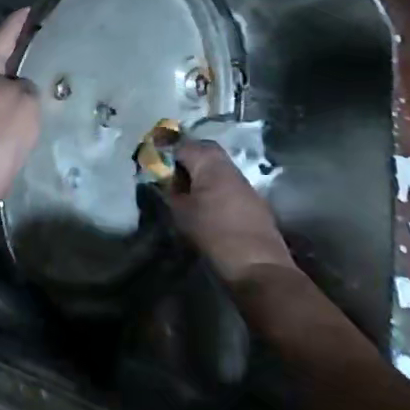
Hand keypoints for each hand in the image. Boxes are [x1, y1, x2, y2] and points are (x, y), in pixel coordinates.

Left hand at [0, 8, 40, 225]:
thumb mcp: (23, 99)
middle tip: (43, 36)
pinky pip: (1, 104)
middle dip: (18, 47)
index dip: (18, 21)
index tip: (32, 8)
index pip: (1, 36)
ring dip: (18, 75)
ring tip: (43, 68)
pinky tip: (32, 103)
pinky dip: (16, 98)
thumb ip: (26, 84)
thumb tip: (20, 88)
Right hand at [164, 139, 296, 286]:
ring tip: (186, 193)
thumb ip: (169, 191)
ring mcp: (244, 181)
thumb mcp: (181, 213)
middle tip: (169, 178)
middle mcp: (229, 165)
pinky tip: (206, 205)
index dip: (165, 155)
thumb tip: (161, 180)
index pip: (182, 146)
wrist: (257, 264)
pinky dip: (214, 187)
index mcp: (210, 162)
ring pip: (217, 167)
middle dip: (185, 161)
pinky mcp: (253, 199)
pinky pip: (227, 183)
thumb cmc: (214, 233)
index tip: (152, 168)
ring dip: (200, 175)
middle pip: (203, 151)